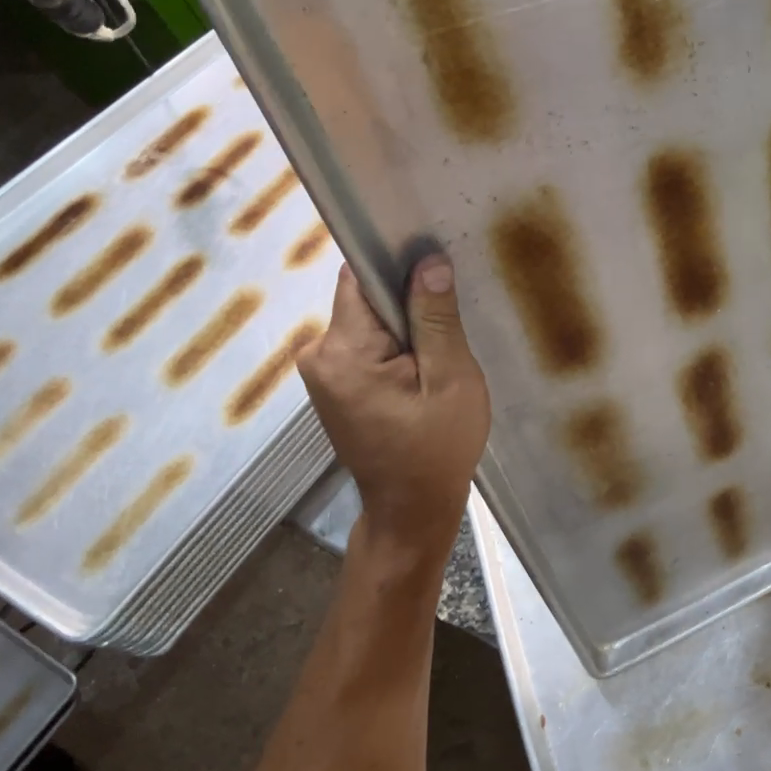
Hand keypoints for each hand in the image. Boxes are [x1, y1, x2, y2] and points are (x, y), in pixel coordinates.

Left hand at [297, 255, 490, 556]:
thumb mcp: (451, 381)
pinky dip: (397, 349)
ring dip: (406, 329)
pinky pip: (367, 344)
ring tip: (442, 353)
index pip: (362, 278)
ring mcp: (322, 371)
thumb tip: (429, 262)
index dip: (398, 265)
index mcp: (343, 352)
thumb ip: (436, 320)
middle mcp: (318, 354)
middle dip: (410, 304)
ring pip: (370, 321)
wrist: (411, 508)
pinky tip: (424, 371)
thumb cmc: (436, 448)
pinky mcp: (334, 384)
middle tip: (452, 324)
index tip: (436, 266)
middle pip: (366, 299)